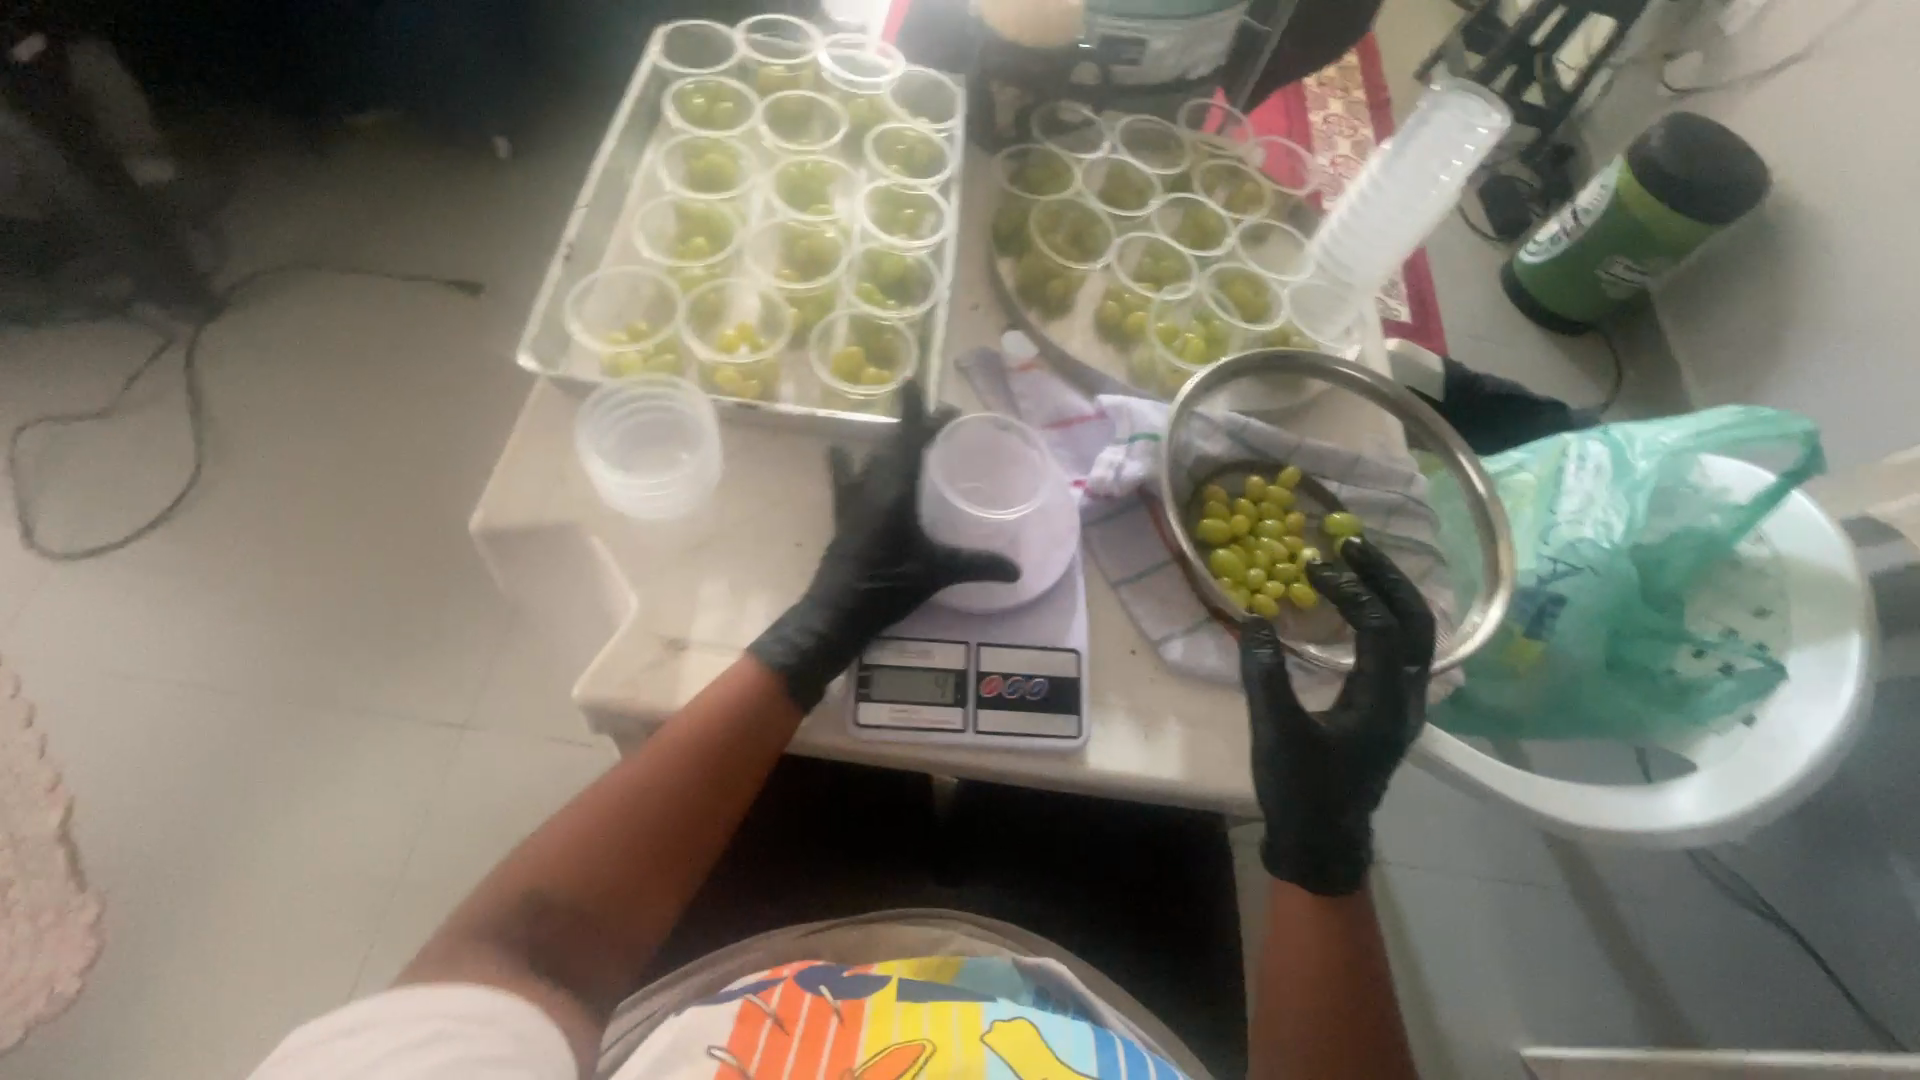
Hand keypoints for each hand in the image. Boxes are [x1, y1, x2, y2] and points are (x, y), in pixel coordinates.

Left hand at [749, 384, 1020, 710]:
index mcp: (896, 491)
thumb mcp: (936, 574)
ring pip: (874, 457)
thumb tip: (1017, 570)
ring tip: (914, 437)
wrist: (836, 613)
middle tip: (946, 420)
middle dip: (918, 426)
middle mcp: (872, 486)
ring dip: (893, 443)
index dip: (919, 412)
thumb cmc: (887, 588)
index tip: (926, 389)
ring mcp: (854, 499)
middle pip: (895, 443)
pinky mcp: (843, 515)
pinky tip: (841, 451)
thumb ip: (978, 566)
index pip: (910, 439)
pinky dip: (849, 463)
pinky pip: (846, 478)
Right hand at [1241, 539, 1434, 895]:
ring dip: (1390, 594)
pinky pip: (1402, 649)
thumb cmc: (1301, 788)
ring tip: (1356, 562)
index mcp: (1384, 702)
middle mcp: (1408, 698)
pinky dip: (1385, 616)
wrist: (1322, 838)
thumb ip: (1265, 674)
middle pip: (1417, 623)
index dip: (1350, 591)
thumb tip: (1254, 619)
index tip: (1313, 566)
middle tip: (1350, 543)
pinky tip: (1357, 607)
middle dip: (1387, 578)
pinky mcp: (1391, 708)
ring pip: (1416, 635)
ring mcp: (1405, 704)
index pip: (1380, 629)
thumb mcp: (1275, 731)